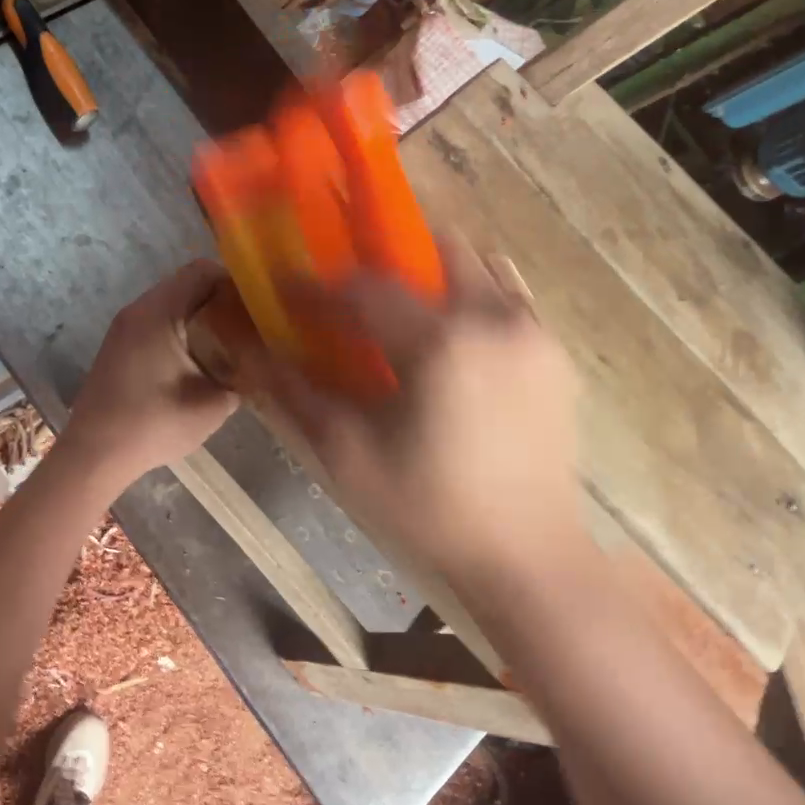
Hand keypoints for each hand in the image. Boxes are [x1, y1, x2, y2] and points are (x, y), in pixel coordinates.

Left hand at [63, 260, 239, 486]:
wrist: (96, 453)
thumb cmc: (154, 424)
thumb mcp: (212, 405)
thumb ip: (238, 379)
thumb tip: (250, 370)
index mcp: (157, 312)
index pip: (201, 271)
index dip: (233, 282)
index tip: (256, 307)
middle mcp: (135, 312)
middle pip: (183, 286)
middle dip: (218, 302)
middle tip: (247, 327)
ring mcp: (121, 330)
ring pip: (167, 308)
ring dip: (196, 320)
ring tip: (226, 347)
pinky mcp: (115, 350)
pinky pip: (152, 327)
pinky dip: (176, 334)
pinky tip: (195, 363)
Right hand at [268, 239, 585, 580]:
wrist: (524, 554)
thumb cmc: (425, 506)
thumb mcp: (346, 453)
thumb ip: (295, 393)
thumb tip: (251, 352)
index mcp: (439, 342)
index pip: (364, 288)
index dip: (317, 285)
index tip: (285, 288)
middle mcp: (494, 321)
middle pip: (438, 250)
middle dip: (386, 259)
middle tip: (349, 286)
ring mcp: (534, 335)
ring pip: (480, 269)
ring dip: (432, 275)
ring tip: (396, 308)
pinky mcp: (553, 358)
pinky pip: (507, 301)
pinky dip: (469, 301)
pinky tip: (443, 341)